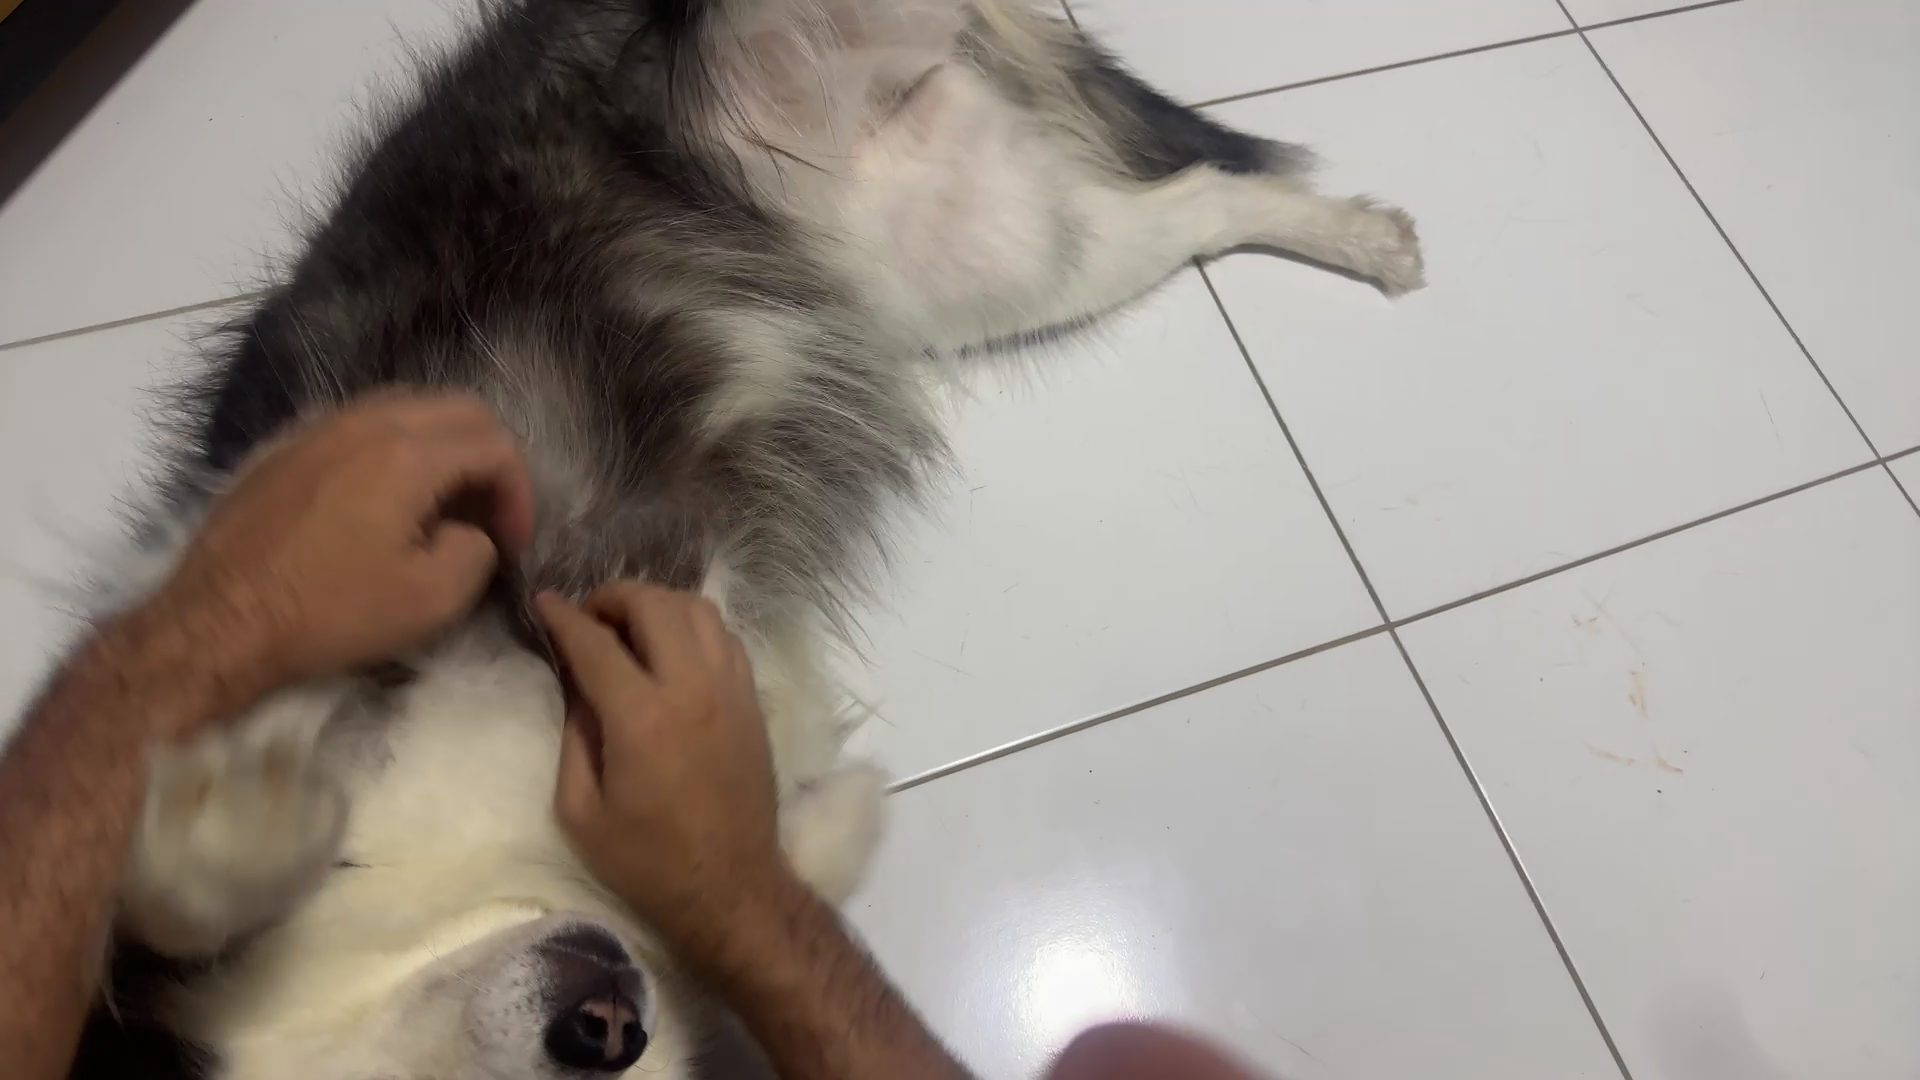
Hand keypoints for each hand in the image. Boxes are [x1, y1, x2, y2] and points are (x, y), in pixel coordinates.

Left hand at [152, 392, 534, 703]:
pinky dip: (400, 446)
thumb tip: (467, 532)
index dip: (521, 494)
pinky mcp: (286, 448)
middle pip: (462, 410)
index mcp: (407, 456)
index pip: (497, 447)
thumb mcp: (438, 597)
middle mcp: (364, 424)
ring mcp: (317, 429)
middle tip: (491, 512)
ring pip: (412, 406)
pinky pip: (364, 422)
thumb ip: (479, 548)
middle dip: (493, 459)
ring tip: (448, 501)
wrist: (212, 629)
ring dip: (449, 447)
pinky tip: (392, 495)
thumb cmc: (332, 611)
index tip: (513, 541)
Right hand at [537, 584, 784, 939]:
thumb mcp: (581, 810)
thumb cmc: (647, 858)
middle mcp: (694, 687)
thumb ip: (574, 734)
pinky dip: (695, 624)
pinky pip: (725, 636)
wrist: (730, 879)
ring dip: (660, 603)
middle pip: (657, 606)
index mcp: (643, 718)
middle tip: (589, 614)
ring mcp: (731, 686)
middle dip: (615, 596)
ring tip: (631, 623)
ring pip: (700, 610)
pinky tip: (674, 645)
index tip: (544, 602)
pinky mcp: (752, 695)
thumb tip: (575, 680)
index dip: (564, 617)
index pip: (597, 644)